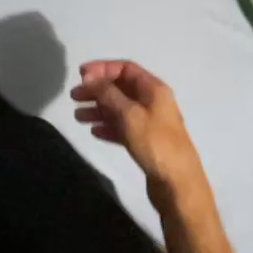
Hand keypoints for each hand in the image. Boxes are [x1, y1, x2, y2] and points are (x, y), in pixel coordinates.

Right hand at [71, 59, 201, 186]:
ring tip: (78, 117)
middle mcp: (153, 102)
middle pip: (120, 88)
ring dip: (98, 109)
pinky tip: (94, 132)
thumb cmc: (155, 143)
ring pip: (119, 109)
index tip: (81, 74)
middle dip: (96, 90)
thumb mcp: (129, 114)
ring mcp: (150, 123)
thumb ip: (108, 93)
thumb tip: (89, 77)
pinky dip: (108, 126)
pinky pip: (123, 128)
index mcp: (154, 89)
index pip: (125, 68)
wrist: (178, 185)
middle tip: (74, 97)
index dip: (102, 68)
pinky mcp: (146, 143)